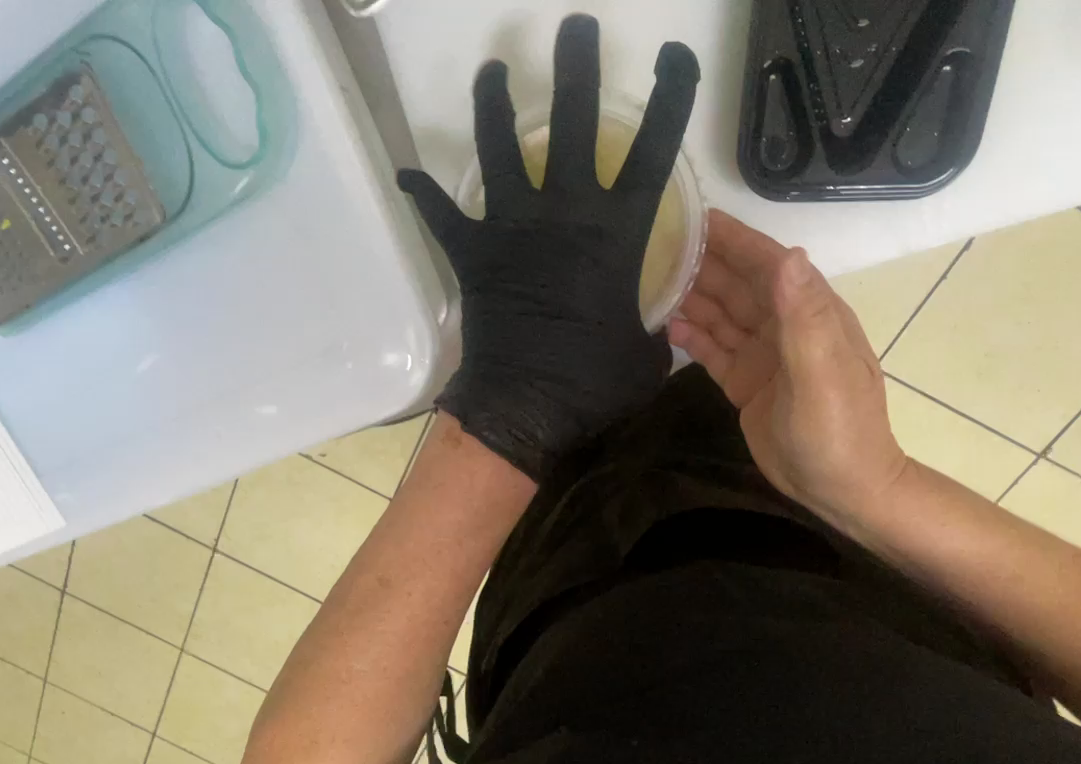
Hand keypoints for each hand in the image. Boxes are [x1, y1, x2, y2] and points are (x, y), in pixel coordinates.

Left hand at [395, 15, 699, 480]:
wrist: (523, 409)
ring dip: (494, 105)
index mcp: (616, 233)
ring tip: (494, 72)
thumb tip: (652, 331)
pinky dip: (425, 194)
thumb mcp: (646, 357)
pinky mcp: (471, 254)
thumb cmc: (592, 385)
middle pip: (571, 122)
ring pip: (499, 148)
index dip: (669, 96)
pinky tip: (408, 173)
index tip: (672, 57)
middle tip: (577, 28)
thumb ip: (653, 329)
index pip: (653, 148)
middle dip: (577, 67)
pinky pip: (441, 216)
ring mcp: (511, 229)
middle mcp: (563, 214)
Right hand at [670, 210, 910, 527]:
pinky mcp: (745, 384)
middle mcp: (784, 328)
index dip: (733, 240)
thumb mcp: (822, 373)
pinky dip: (693, 338)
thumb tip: (787, 255)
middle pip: (739, 285)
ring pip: (723, 316)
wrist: (840, 488)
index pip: (767, 264)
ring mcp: (764, 357)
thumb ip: (803, 317)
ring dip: (693, 298)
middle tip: (656, 246)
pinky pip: (714, 352)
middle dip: (704, 264)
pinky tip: (667, 326)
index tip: (695, 218)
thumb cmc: (839, 431)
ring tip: (651, 281)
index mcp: (809, 314)